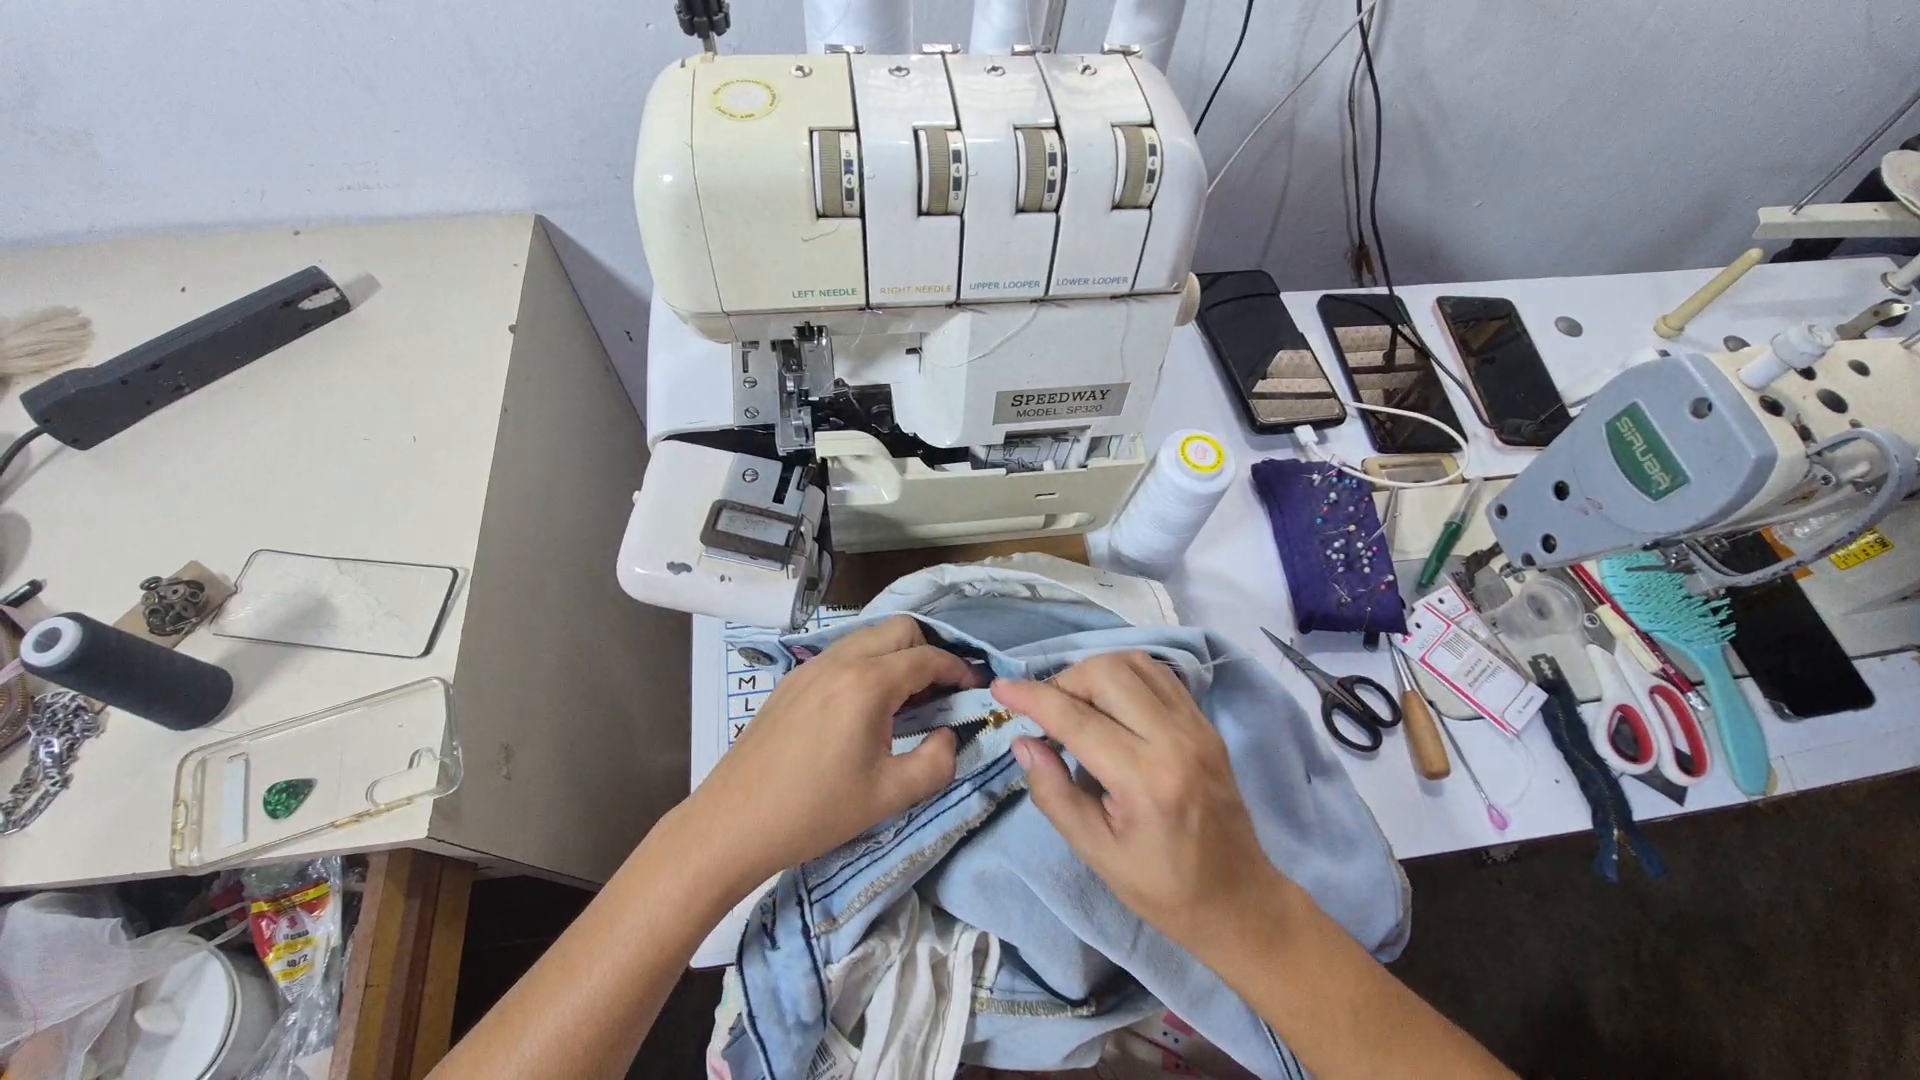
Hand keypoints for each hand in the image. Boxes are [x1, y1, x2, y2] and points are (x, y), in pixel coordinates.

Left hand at [680, 616, 977, 890]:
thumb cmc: (816, 811)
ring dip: (896, 656)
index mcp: (867, 683)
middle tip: (942, 691)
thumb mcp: (890, 795)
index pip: (928, 657)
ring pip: (868, 638)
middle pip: (899, 629)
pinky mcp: (791, 682)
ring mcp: (810, 667)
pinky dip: (867, 666)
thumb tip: (949, 736)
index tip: (975, 689)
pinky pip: (842, 655)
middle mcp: (840, 661)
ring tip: (907, 700)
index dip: (959, 670)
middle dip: (929, 651)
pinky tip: (865, 708)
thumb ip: (937, 762)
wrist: (734, 823)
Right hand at [992, 652, 1285, 952]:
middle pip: (1107, 673)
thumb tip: (1023, 742)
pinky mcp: (1207, 724)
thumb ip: (1054, 793)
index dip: (1032, 698)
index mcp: (1146, 779)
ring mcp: (1197, 726)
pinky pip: (1159, 676)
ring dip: (1094, 674)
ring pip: (1135, 663)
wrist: (1239, 899)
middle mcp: (1176, 739)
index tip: (1000, 689)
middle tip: (1047, 715)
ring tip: (1076, 707)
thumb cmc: (1163, 888)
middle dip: (1064, 682)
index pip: (1077, 718)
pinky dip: (1125, 677)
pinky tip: (1110, 705)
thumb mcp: (1095, 852)